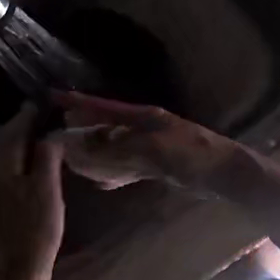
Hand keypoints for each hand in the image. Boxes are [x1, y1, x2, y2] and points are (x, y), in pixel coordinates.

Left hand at [0, 104, 65, 279]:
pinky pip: (5, 165)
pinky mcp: (0, 200)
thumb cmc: (38, 226)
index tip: (40, 102)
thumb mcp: (48, 187)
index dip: (26, 115)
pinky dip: (16, 153)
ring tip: (35, 130)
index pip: (12, 132)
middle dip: (19, 124)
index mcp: (4, 166)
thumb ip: (47, 156)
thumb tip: (50, 133)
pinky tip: (28, 158)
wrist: (22, 265)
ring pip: (2, 153)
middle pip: (3, 140)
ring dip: (16, 138)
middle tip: (38, 112)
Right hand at [52, 91, 243, 192]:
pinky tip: (100, 182)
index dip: (79, 102)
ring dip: (94, 154)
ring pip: (113, 149)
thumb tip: (79, 148)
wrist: (225, 174)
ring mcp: (150, 148)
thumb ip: (115, 149)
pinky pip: (126, 167)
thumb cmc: (192, 154)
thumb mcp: (152, 149)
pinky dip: (112, 173)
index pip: (103, 107)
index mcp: (142, 117)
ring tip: (70, 161)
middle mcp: (143, 129)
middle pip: (105, 128)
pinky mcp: (157, 166)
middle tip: (54, 136)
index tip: (53, 97)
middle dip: (81, 131)